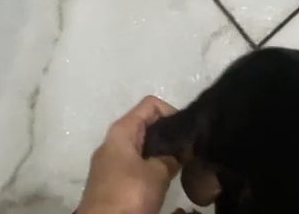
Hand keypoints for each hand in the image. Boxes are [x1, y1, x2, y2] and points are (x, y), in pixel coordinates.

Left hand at [78, 96, 180, 213]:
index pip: (150, 105)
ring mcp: (111, 164)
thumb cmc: (128, 194)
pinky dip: (151, 169)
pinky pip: (136, 167)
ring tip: (180, 165)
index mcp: (121, 130)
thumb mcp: (157, 174)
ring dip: (160, 155)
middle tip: (187, 149)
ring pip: (142, 149)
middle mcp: (114, 142)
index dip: (171, 112)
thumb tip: (179, 154)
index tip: (186, 132)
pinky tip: (164, 180)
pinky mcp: (112, 184)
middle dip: (167, 136)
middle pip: (146, 126)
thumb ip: (171, 158)